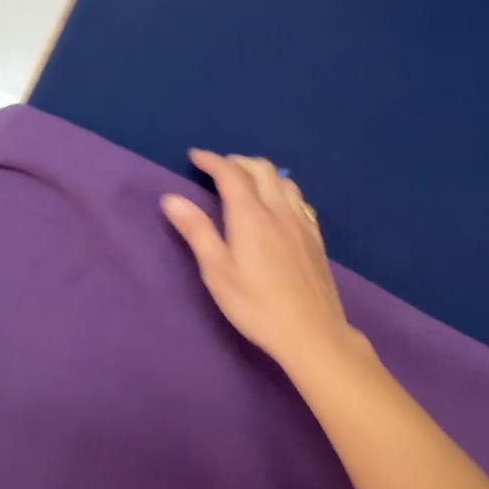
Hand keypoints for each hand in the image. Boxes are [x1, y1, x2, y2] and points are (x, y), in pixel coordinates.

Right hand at [161, 150, 356, 368]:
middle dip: (238, 161)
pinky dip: (282, 190)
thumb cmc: (256, 305)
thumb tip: (172, 198)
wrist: (311, 331)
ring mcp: (302, 223)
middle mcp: (279, 210)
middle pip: (261, 169)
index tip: (195, 157)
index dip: (212, 160)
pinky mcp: (316, 238)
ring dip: (263, 173)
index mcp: (252, 215)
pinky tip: (279, 206)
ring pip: (284, 181)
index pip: (231, 174)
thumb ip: (197, 231)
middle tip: (218, 167)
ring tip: (247, 182)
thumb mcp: (218, 272)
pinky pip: (299, 199)